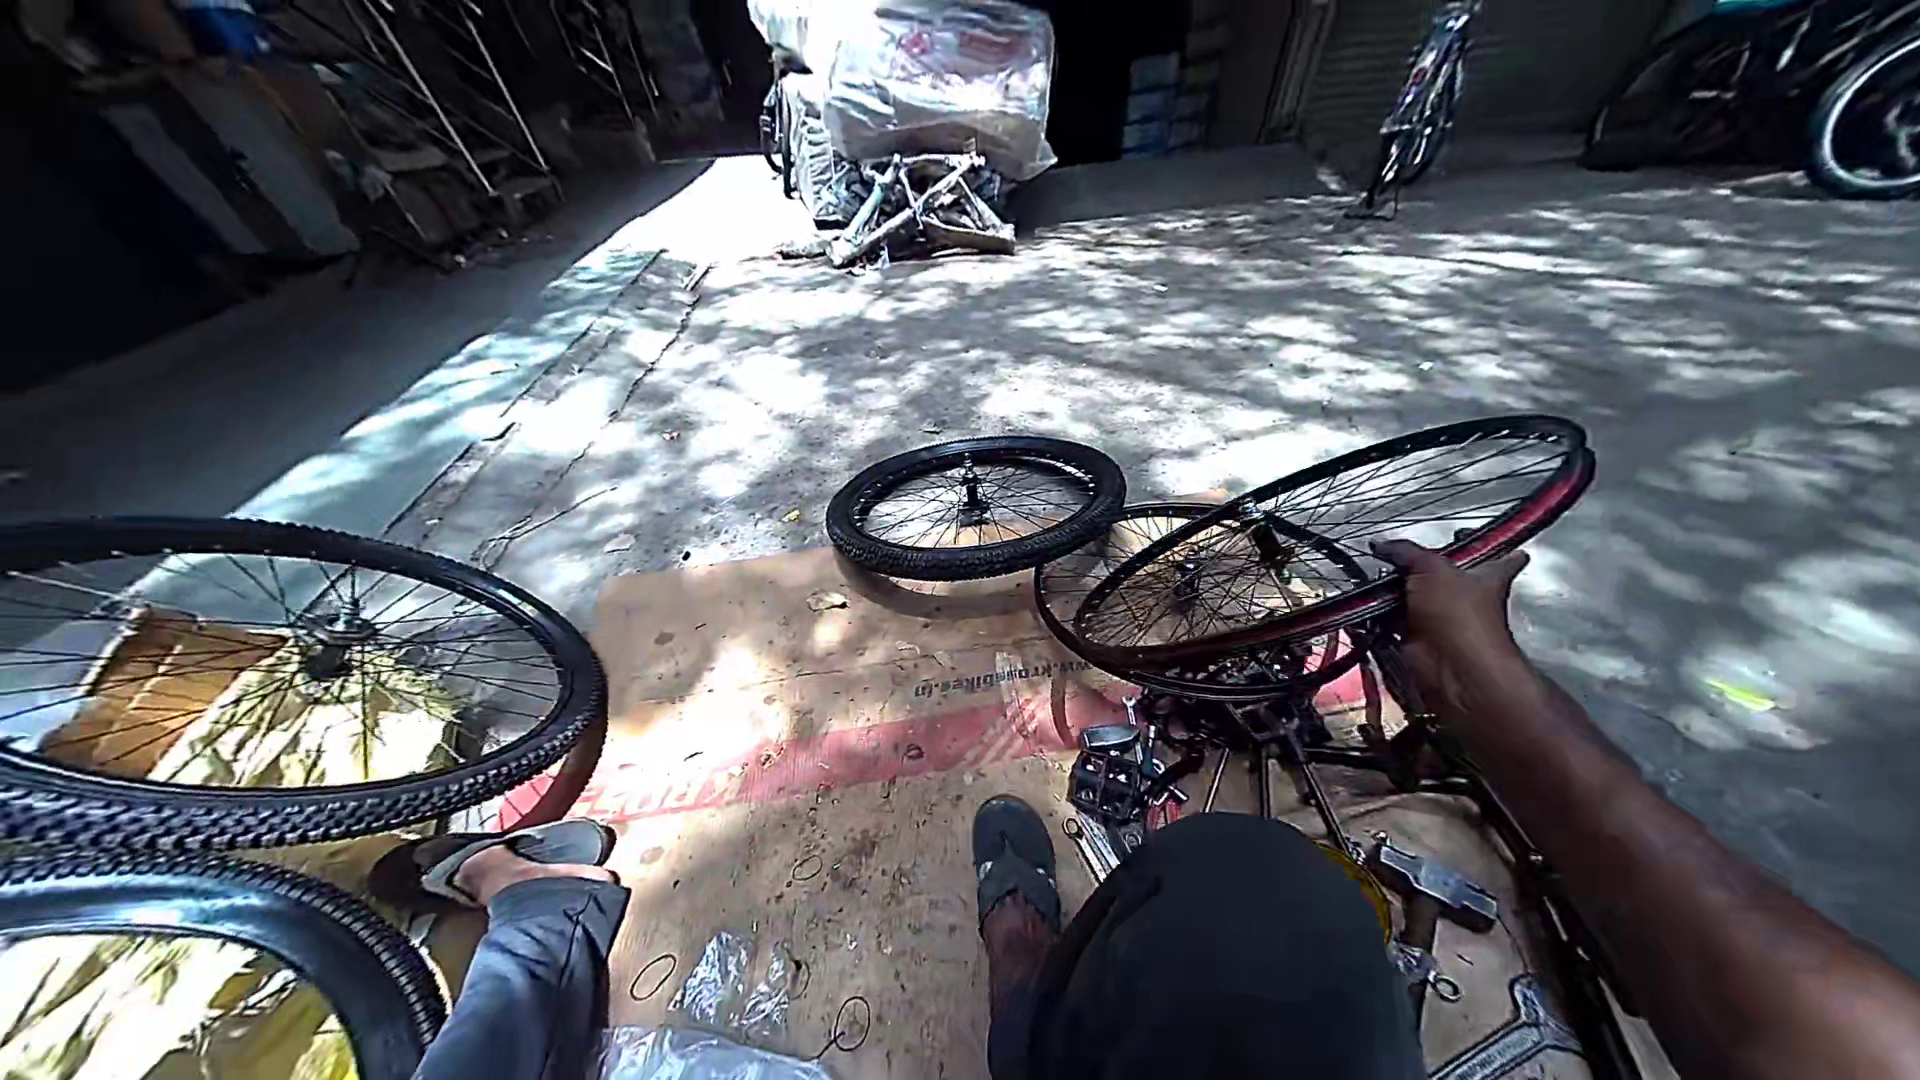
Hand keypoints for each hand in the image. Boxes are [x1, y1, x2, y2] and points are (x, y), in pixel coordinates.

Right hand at [1369, 540, 1531, 718]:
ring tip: (1367, 574)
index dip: (1485, 545)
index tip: (1473, 537)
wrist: (1447, 661)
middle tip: (1390, 554)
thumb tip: (1380, 545)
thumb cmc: (1459, 613)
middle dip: (1413, 565)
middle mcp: (1461, 596)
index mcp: (1484, 576)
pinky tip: (1360, 600)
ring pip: (1407, 593)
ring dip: (1388, 588)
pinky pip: (1386, 616)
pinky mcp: (1410, 632)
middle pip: (1437, 573)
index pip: (1495, 556)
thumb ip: (1405, 552)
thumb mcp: (1433, 567)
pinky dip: (1372, 610)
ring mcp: (1435, 615)